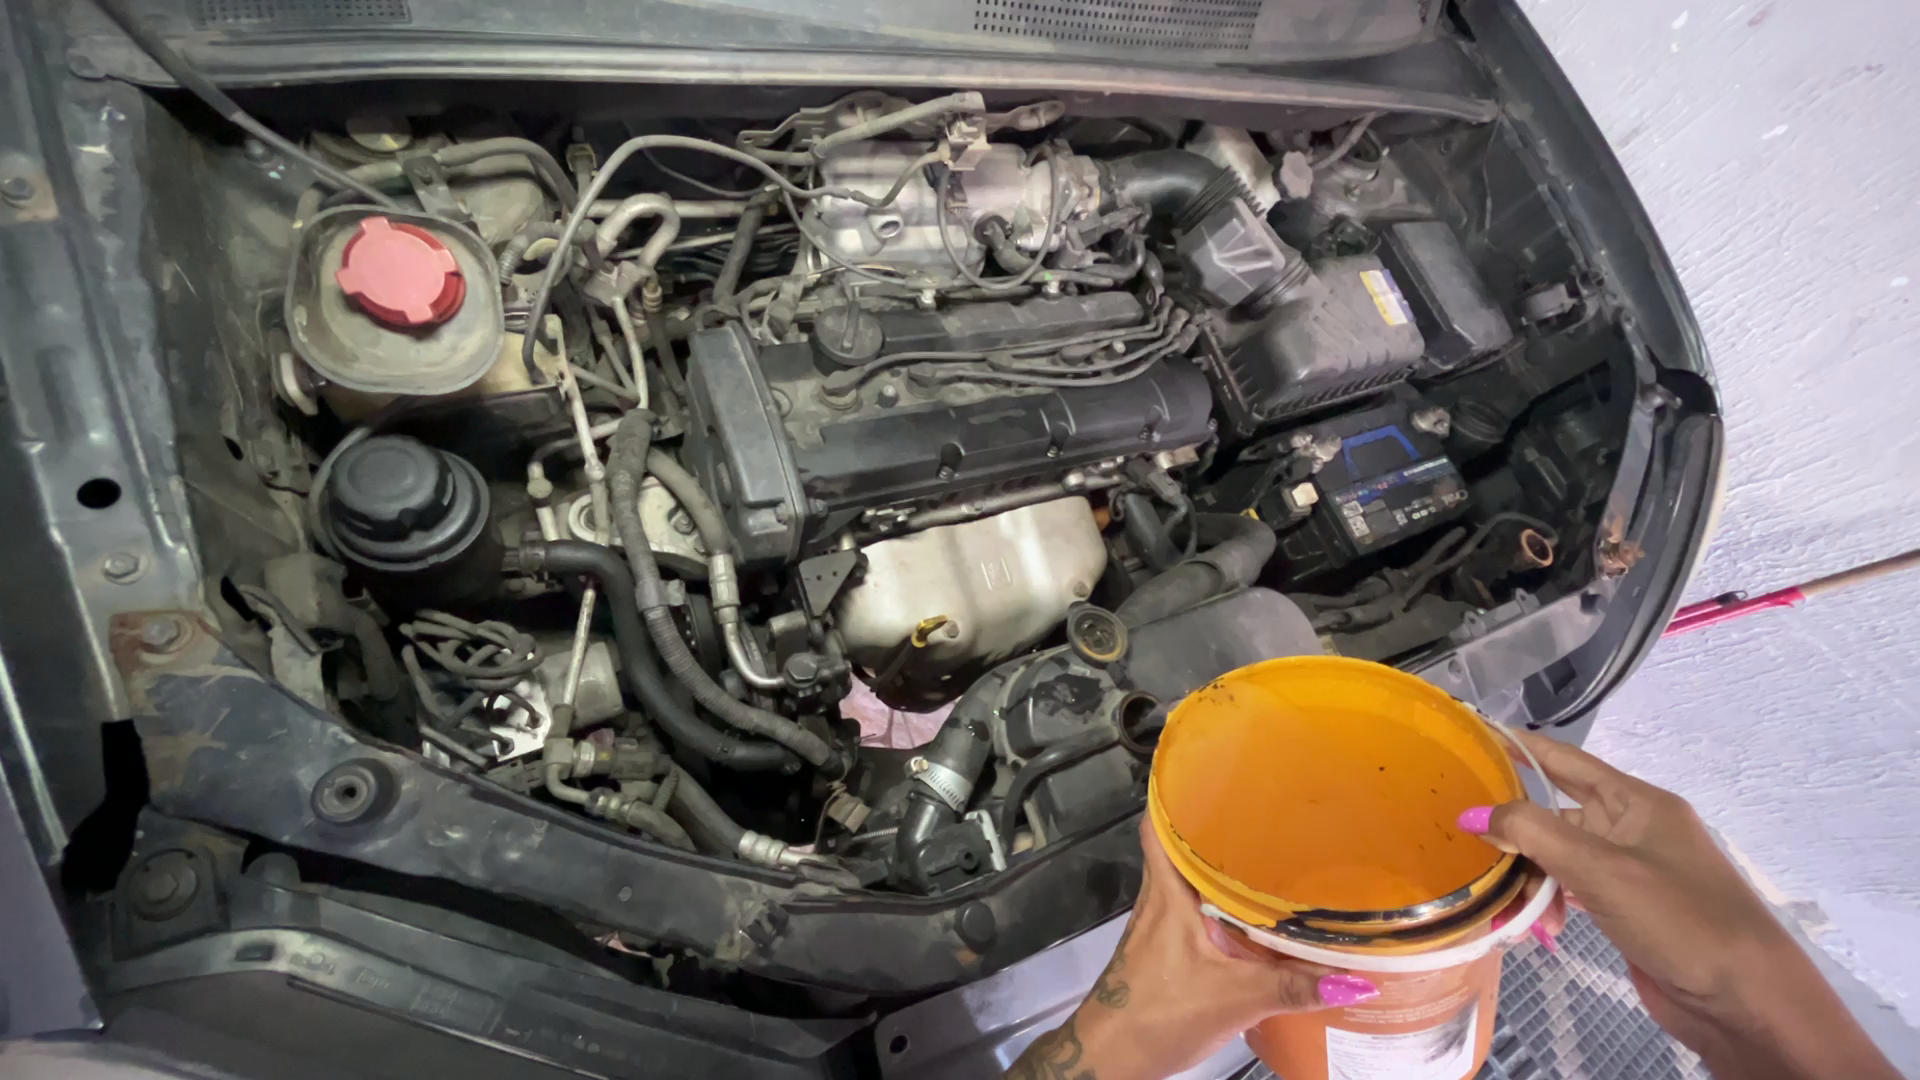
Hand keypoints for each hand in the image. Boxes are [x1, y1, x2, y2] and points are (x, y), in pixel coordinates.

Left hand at [1007, 817, 1378, 1079]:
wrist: (1115, 1052)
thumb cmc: (1162, 1009)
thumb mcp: (1234, 998)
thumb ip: (1293, 986)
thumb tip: (1363, 978)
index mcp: (1167, 890)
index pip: (1157, 825)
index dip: (1172, 793)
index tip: (1204, 769)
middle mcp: (1159, 895)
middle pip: (1173, 844)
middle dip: (1205, 822)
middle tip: (1250, 804)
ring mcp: (1158, 921)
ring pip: (1182, 874)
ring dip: (1210, 859)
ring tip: (1256, 845)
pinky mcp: (1163, 945)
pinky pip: (1188, 904)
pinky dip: (1212, 896)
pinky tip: (1242, 909)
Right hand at [1459, 731, 1899, 1079]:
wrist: (1753, 1012)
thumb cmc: (1681, 921)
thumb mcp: (1598, 868)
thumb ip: (1529, 832)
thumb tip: (1470, 814)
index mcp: (1636, 803)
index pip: (1562, 757)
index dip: (1515, 743)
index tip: (1466, 734)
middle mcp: (1631, 827)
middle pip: (1551, 809)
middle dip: (1508, 822)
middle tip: (1458, 825)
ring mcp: (1629, 868)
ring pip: (1554, 853)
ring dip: (1525, 872)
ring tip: (1499, 897)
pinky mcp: (1624, 906)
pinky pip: (1567, 887)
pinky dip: (1545, 900)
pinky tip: (1535, 924)